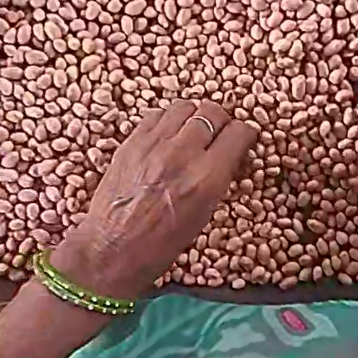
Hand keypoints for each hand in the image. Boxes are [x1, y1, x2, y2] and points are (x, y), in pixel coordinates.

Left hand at [51, 100, 256, 298]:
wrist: (112, 250)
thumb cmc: (159, 246)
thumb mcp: (202, 216)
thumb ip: (216, 180)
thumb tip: (225, 159)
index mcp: (207, 178)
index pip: (238, 133)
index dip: (245, 133)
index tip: (243, 137)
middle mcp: (182, 154)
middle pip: (212, 112)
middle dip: (221, 120)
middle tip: (219, 131)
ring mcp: (153, 145)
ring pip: (184, 107)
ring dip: (193, 116)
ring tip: (193, 130)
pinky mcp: (131, 142)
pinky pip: (156, 116)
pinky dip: (167, 121)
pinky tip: (167, 135)